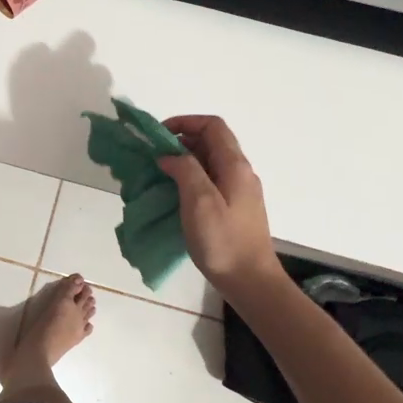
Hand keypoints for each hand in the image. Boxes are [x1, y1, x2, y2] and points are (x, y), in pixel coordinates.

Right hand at [158, 115, 278, 290]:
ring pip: (209, 160)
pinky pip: (209, 179)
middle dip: (180, 140)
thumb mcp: (199, 202)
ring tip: (157, 172)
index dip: (184, 122)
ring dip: (183, 159)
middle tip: (153, 154)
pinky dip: (189, 176)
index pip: (212, 126)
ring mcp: (238, 190)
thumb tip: (169, 155)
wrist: (249, 280)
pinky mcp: (232, 206)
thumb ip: (185, 170)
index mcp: (235, 167)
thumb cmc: (223, 241)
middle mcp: (240, 173)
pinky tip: (173, 192)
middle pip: (211, 141)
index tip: (157, 136)